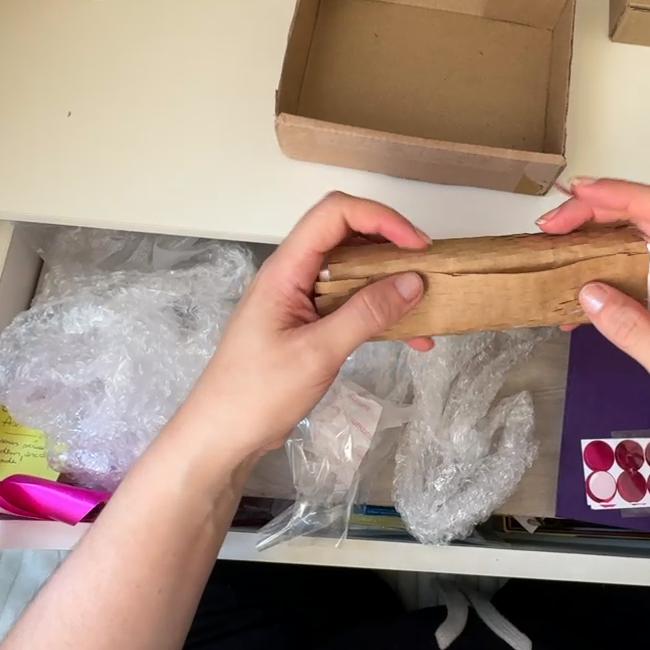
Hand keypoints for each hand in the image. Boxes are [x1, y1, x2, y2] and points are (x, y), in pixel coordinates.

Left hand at [170, 192, 431, 469]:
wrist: (222, 436)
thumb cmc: (258, 393)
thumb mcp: (317, 353)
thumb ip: (366, 314)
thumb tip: (414, 281)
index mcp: (286, 269)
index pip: (334, 214)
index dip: (380, 218)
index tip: (417, 246)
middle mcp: (295, 274)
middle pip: (348, 235)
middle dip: (391, 245)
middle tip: (428, 269)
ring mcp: (302, 298)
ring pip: (355, 271)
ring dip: (391, 282)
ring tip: (426, 303)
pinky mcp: (311, 323)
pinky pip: (353, 303)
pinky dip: (382, 313)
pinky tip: (412, 337)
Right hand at [537, 179, 649, 457]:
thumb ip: (635, 333)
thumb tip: (587, 292)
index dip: (627, 195)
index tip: (581, 193)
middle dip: (601, 210)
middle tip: (552, 225)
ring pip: (641, 246)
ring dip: (598, 240)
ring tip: (556, 248)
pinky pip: (638, 280)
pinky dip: (604, 280)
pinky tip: (576, 301)